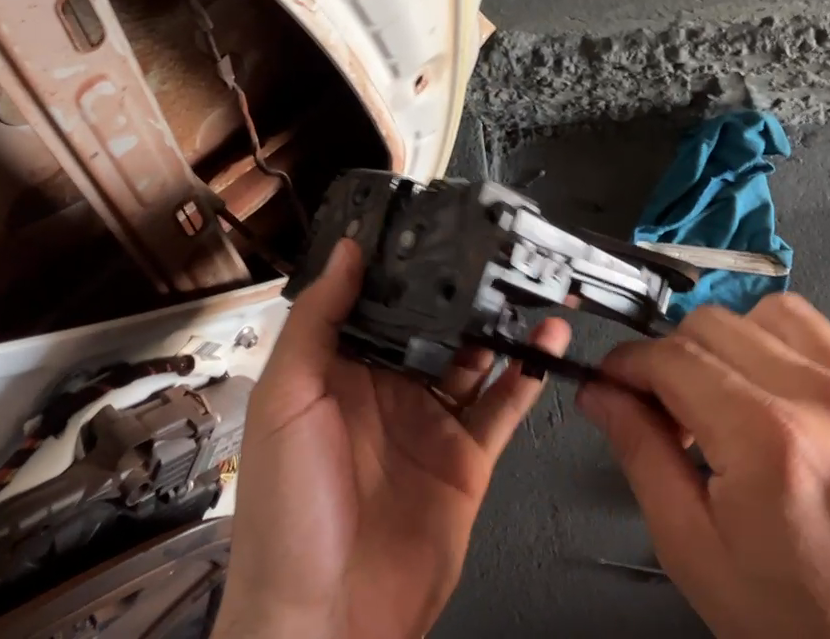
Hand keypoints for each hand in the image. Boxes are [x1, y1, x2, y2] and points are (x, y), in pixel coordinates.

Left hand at [214, 240, 569, 638]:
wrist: (325, 618)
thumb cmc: (284, 513)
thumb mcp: (286, 398)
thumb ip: (318, 320)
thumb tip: (344, 253)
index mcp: (338, 370)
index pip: (379, 302)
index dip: (406, 268)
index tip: (435, 229)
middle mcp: (386, 389)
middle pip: (434, 325)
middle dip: (463, 290)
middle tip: (496, 252)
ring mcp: (429, 423)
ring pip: (474, 358)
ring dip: (502, 324)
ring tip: (529, 287)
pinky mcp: (465, 459)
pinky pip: (503, 407)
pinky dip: (527, 373)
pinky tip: (544, 344)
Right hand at [578, 295, 829, 638]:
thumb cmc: (813, 629)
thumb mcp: (694, 550)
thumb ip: (641, 456)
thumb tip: (604, 399)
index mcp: (769, 440)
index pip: (671, 356)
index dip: (626, 366)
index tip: (612, 381)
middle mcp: (825, 403)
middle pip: (713, 324)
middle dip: (669, 357)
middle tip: (658, 405)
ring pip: (768, 313)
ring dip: (728, 343)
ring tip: (718, 399)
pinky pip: (823, 338)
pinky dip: (781, 350)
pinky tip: (769, 399)